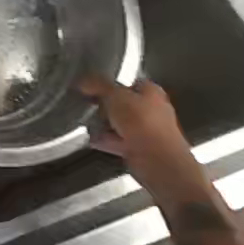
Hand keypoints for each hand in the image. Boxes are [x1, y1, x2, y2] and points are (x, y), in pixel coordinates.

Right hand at [79, 76, 206, 199]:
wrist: (160, 164)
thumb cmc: (142, 123)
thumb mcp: (115, 96)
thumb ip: (98, 86)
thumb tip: (83, 81)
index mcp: (152, 93)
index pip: (130, 82)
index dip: (111, 83)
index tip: (94, 86)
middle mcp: (152, 111)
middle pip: (124, 103)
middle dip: (106, 105)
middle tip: (89, 103)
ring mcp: (147, 132)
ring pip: (121, 123)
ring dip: (105, 124)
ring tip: (87, 121)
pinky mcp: (140, 151)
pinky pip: (118, 141)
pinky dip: (106, 140)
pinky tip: (93, 138)